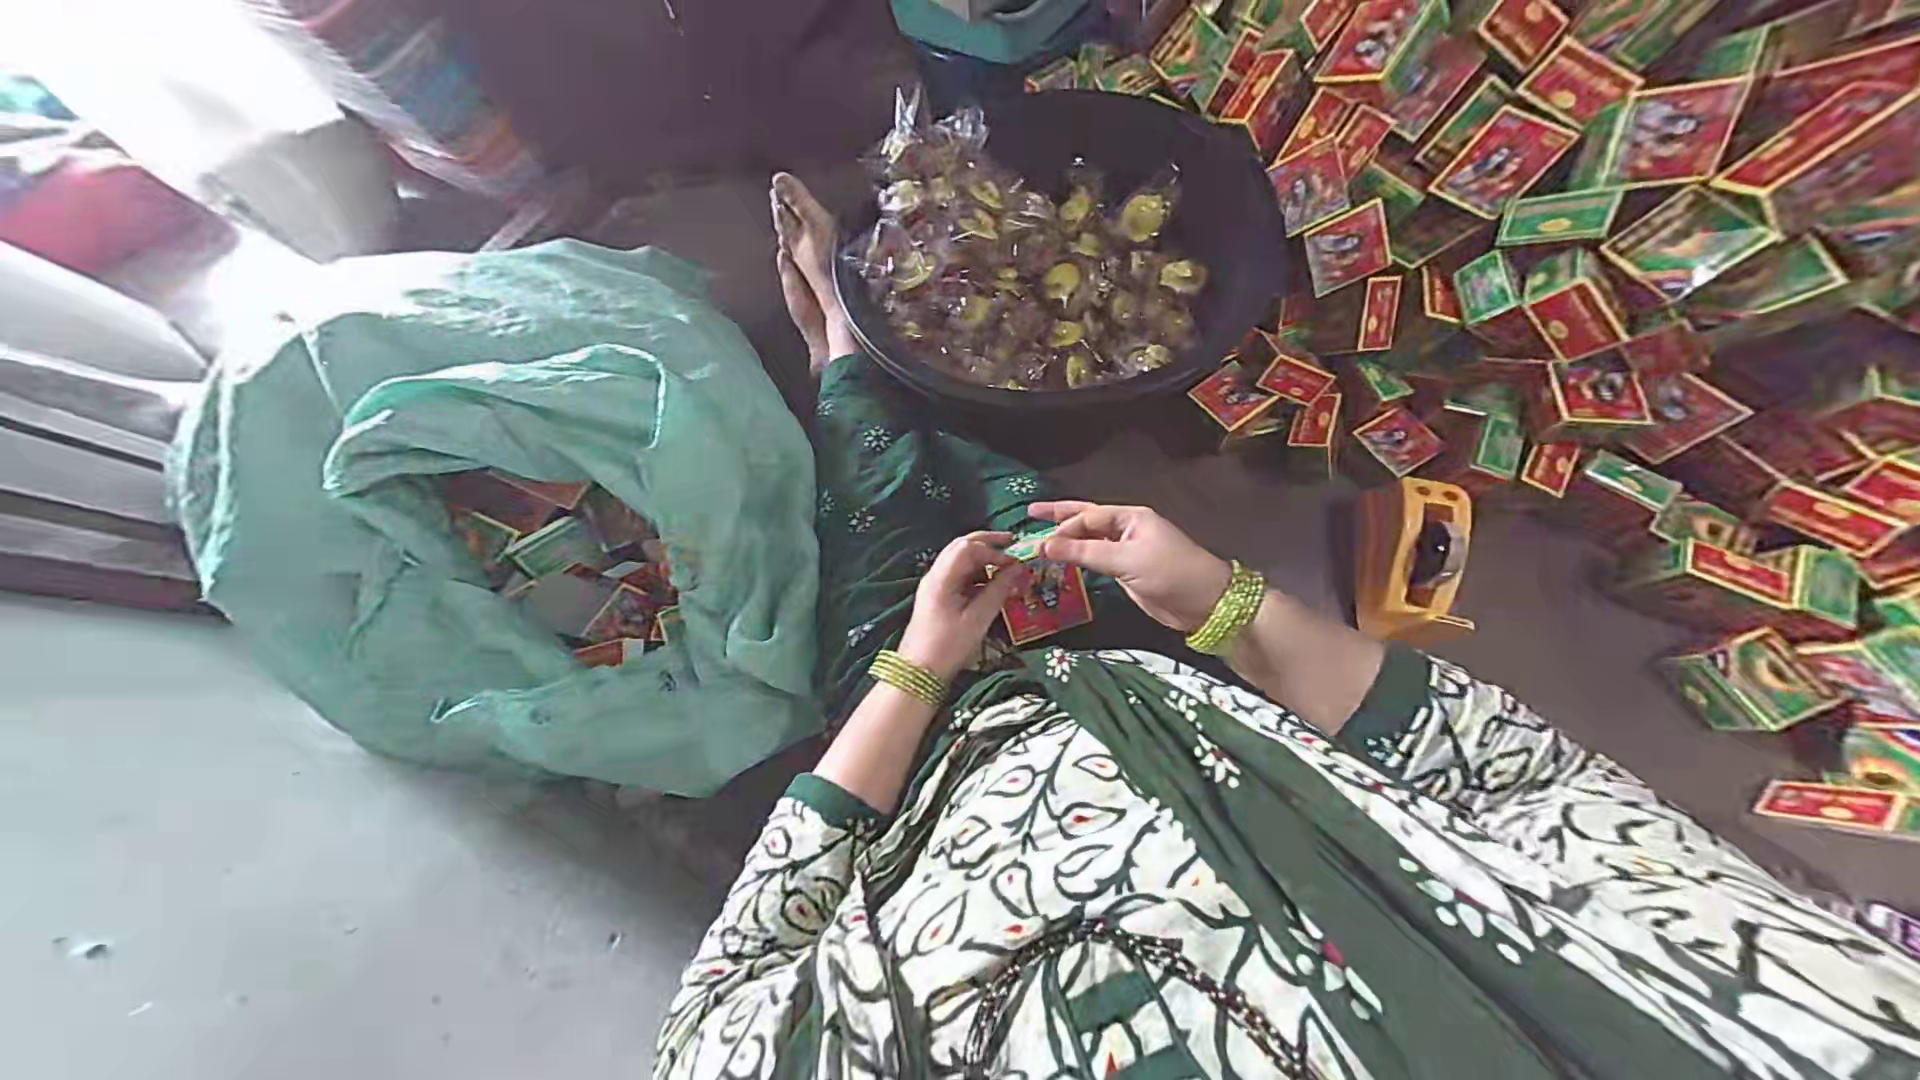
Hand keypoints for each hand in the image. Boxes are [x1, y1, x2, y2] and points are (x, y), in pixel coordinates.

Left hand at [896, 531, 1027, 682]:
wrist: (919, 671)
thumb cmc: (949, 646)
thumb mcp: (978, 618)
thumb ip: (998, 590)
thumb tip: (1018, 569)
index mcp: (942, 577)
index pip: (968, 547)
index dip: (993, 550)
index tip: (1014, 563)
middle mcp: (935, 575)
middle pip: (961, 546)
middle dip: (987, 543)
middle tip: (1012, 544)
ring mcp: (934, 584)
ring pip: (959, 559)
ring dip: (982, 558)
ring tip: (1005, 567)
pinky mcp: (937, 596)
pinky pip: (958, 575)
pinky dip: (976, 574)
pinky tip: (991, 584)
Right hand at [1029, 501, 1231, 632]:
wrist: (1205, 603)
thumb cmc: (1169, 572)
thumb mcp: (1125, 560)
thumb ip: (1084, 552)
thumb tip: (1045, 545)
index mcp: (1130, 517)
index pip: (1088, 516)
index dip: (1063, 526)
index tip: (1041, 541)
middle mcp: (1126, 529)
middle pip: (1086, 519)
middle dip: (1059, 516)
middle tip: (1030, 512)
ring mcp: (1126, 550)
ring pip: (1089, 540)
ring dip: (1066, 539)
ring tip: (1040, 536)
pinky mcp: (1126, 571)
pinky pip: (1095, 558)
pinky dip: (1077, 557)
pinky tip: (1063, 557)